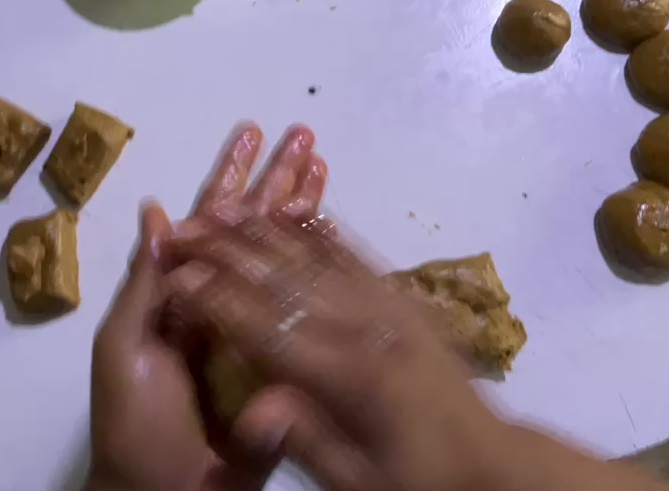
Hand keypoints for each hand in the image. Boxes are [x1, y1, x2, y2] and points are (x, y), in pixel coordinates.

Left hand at [86, 124, 327, 490]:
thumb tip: (157, 209)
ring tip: (322, 160)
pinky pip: (304, 299)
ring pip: (283, 249)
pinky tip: (334, 229)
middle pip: (254, 222)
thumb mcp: (125, 346)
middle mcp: (224, 291)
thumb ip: (146, 281)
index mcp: (185, 285)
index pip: (212, 216)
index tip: (252, 133)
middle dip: (277, 176)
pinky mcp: (286, 351)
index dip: (232, 173)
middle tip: (302, 134)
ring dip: (302, 204)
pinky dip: (320, 260)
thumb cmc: (135, 419)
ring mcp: (257, 319)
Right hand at [163, 215, 510, 490]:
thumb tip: (249, 407)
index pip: (268, 327)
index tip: (176, 276)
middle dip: (228, 249)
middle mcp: (366, 325)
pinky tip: (291, 207)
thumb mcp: (361, 484)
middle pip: (283, 277)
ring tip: (224, 205)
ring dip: (263, 227)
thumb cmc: (416, 481)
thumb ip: (306, 439)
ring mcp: (385, 302)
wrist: (492, 462)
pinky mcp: (399, 294)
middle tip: (184, 229)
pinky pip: (351, 251)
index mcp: (351, 376)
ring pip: (312, 254)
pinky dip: (315, 226)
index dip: (218, 299)